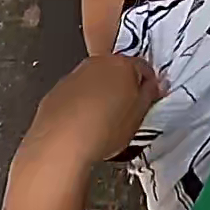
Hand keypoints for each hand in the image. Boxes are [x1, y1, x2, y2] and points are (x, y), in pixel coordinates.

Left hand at [17, 55, 162, 171]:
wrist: (61, 145)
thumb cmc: (104, 129)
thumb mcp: (139, 115)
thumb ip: (150, 94)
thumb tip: (154, 85)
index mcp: (122, 65)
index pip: (143, 66)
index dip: (148, 83)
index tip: (149, 97)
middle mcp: (97, 64)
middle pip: (116, 70)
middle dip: (123, 87)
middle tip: (127, 111)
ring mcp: (73, 77)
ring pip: (94, 81)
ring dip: (101, 95)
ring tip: (104, 123)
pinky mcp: (55, 92)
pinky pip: (74, 94)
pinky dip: (80, 105)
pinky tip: (83, 126)